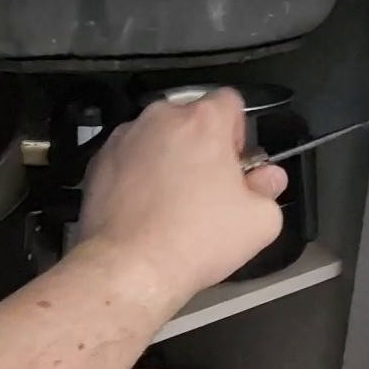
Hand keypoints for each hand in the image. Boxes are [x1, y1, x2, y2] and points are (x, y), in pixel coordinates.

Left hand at [75, 88, 287, 297]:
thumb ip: (269, 191)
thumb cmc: (197, 241)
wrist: (131, 266)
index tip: (236, 166)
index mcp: (204, 122)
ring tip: (175, 207)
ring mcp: (125, 138)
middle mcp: (161, 118)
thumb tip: (267, 179)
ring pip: (158, 140)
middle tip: (210, 192)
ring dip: (170, 161)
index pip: (230, 102)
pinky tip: (148, 213)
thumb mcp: (260, 223)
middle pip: (191, 121)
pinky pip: (130, 160)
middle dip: (203, 148)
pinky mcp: (98, 162)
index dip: (239, 134)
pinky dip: (140, 178)